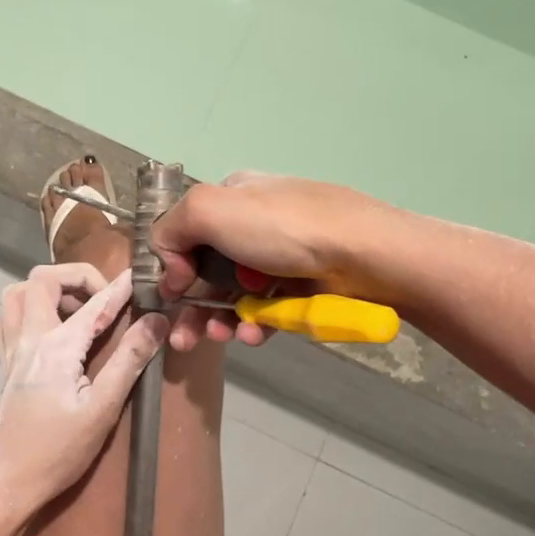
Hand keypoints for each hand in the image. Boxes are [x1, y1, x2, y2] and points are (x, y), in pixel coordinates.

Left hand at [0, 264, 168, 519]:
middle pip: (42, 279)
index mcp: (57, 346)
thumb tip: (156, 321)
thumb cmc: (57, 451)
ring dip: (46, 290)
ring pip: (16, 295)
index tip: (142, 277)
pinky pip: (7, 320)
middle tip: (102, 298)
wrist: (6, 481)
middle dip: (75, 276)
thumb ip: (129, 360)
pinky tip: (48, 333)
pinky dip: (27, 311)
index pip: (95, 302)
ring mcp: (11, 351)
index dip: (122, 286)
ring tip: (75, 310)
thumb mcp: (102, 409)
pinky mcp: (4, 366)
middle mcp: (29, 338)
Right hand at [151, 171, 392, 350]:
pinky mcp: (302, 289)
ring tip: (218, 338)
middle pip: (206, 269)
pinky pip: (266, 311)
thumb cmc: (283, 228)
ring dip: (218, 320)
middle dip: (190, 304)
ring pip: (233, 295)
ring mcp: (280, 258)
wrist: (365, 254)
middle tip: (181, 337)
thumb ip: (171, 228)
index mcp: (232, 197)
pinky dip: (254, 325)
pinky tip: (254, 335)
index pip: (186, 230)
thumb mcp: (210, 209)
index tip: (171, 291)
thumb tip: (170, 264)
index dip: (172, 263)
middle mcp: (254, 224)